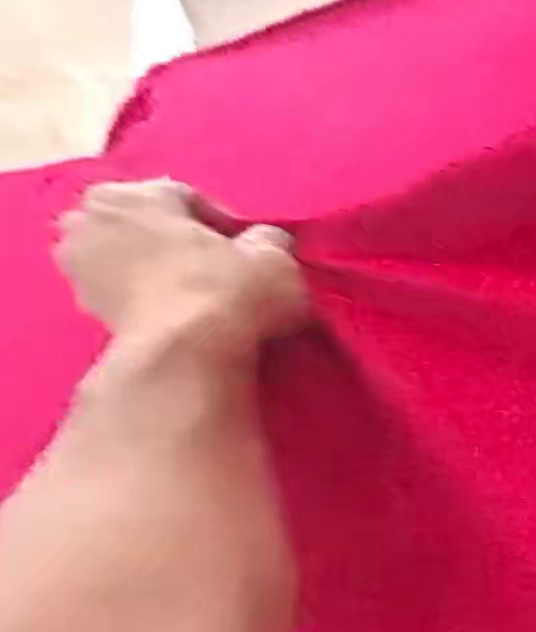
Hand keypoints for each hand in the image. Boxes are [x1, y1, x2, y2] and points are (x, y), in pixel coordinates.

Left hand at [54, 180, 307, 352]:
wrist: (191, 347)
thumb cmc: (233, 290)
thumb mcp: (276, 259)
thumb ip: (270, 240)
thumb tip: (266, 237)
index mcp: (129, 195)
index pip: (186, 197)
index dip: (227, 222)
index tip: (254, 250)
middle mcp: (86, 216)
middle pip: (147, 223)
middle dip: (181, 241)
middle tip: (223, 269)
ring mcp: (75, 260)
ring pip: (130, 254)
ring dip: (159, 267)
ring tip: (201, 292)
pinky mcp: (83, 300)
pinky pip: (124, 287)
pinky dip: (148, 294)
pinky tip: (181, 312)